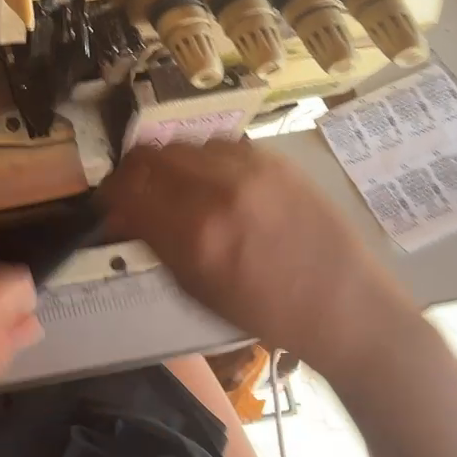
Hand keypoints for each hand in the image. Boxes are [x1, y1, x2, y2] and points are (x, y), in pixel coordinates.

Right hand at [97, 137, 417, 374]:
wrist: (348, 307)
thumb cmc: (267, 312)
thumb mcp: (198, 289)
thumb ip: (155, 243)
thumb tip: (121, 215)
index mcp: (196, 234)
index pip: (127, 190)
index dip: (108, 195)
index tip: (108, 206)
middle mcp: (220, 190)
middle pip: (148, 156)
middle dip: (132, 174)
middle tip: (133, 192)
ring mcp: (250, 169)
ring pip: (182, 146)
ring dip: (168, 165)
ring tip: (176, 188)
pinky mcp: (274, 159)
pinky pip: (219, 145)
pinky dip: (204, 161)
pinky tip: (214, 183)